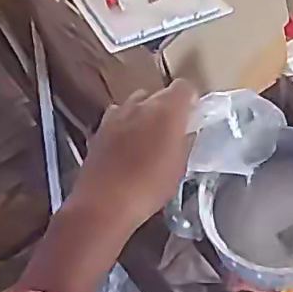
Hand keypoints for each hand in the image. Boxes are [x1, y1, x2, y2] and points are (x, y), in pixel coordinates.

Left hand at [67, 81, 196, 236]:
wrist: (103, 204)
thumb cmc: (150, 187)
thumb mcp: (179, 167)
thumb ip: (185, 142)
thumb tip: (188, 132)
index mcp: (167, 110)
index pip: (184, 87)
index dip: (191, 99)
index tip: (193, 116)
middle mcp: (140, 104)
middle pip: (159, 94)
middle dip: (168, 108)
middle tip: (173, 132)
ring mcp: (115, 114)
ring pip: (136, 104)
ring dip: (145, 115)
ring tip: (149, 139)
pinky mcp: (98, 128)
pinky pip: (118, 118)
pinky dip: (126, 125)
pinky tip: (127, 147)